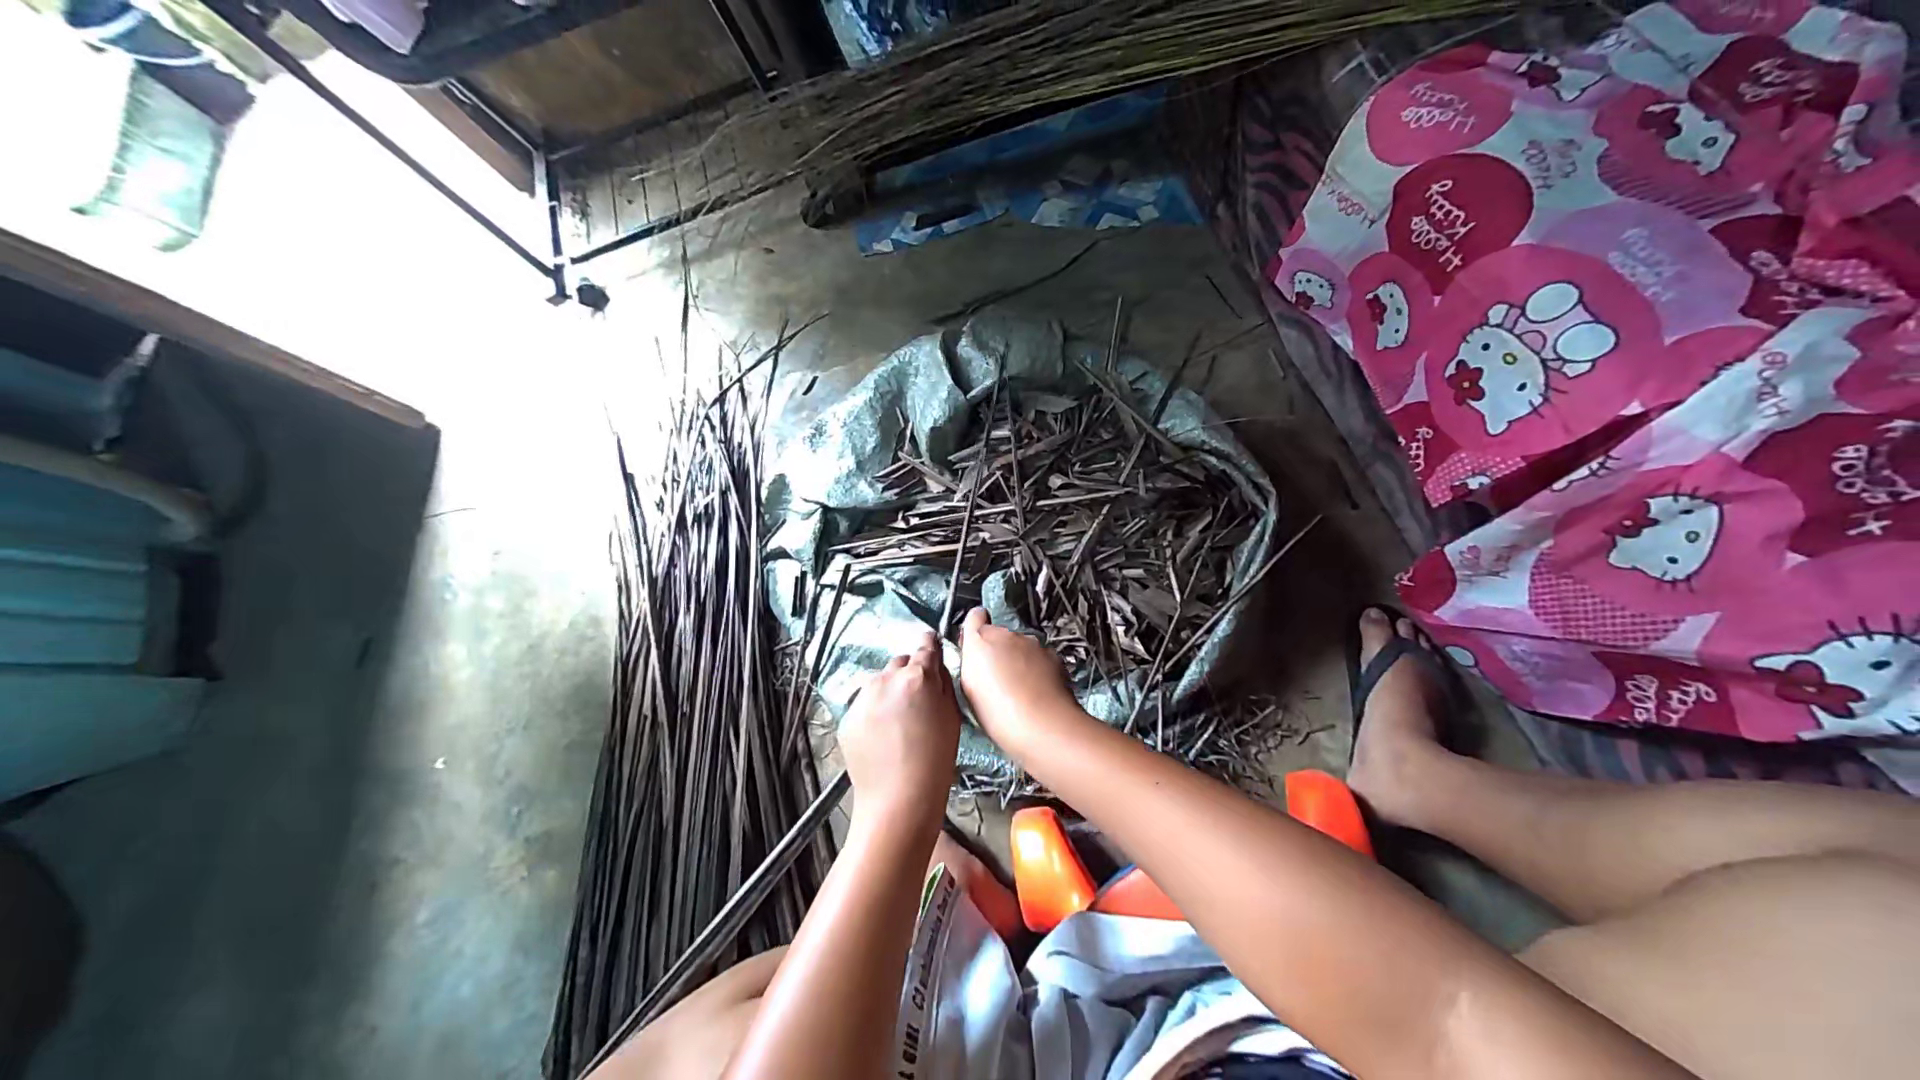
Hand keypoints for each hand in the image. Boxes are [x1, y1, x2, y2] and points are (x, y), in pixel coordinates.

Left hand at [839, 631, 960, 827]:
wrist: (897, 800)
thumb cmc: (933, 763)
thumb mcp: (952, 718)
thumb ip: (943, 684)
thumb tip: (936, 666)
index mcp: (917, 677)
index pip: (925, 645)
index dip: (930, 648)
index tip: (931, 650)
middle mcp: (886, 680)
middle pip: (900, 664)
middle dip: (909, 676)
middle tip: (919, 703)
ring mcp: (863, 698)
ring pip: (880, 684)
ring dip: (890, 694)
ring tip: (900, 725)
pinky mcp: (848, 717)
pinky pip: (865, 705)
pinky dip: (874, 713)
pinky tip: (884, 737)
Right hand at [959, 607, 1084, 755]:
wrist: (1043, 726)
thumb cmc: (998, 714)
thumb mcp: (969, 690)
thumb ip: (970, 664)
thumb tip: (973, 656)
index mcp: (979, 641)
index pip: (975, 616)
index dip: (974, 629)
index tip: (974, 646)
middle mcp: (1007, 636)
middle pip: (998, 636)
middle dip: (997, 652)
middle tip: (995, 680)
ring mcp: (1032, 644)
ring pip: (1020, 647)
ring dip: (1018, 661)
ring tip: (1017, 691)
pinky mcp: (1053, 656)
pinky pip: (1039, 658)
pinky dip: (1037, 669)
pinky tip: (1036, 693)